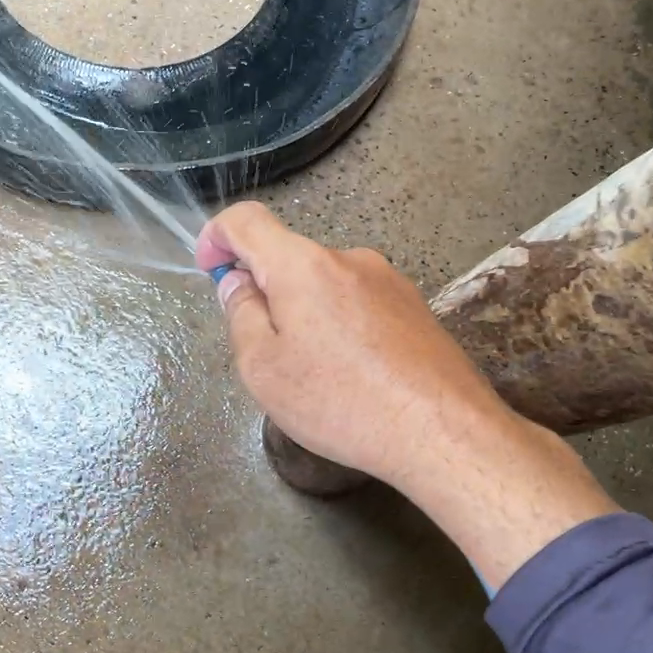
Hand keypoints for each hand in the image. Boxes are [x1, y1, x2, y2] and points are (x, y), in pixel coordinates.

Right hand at [196, 202, 617, 587]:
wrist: (443, 432)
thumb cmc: (339, 400)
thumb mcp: (263, 367)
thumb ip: (241, 315)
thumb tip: (238, 283)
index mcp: (303, 266)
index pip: (246, 220)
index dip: (215, 237)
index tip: (209, 269)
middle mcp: (348, 259)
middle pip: (287, 257)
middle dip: (262, 290)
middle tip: (261, 351)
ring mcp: (388, 281)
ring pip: (323, 284)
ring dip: (302, 312)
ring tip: (311, 374)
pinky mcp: (414, 308)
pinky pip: (356, 303)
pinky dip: (336, 326)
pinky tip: (350, 376)